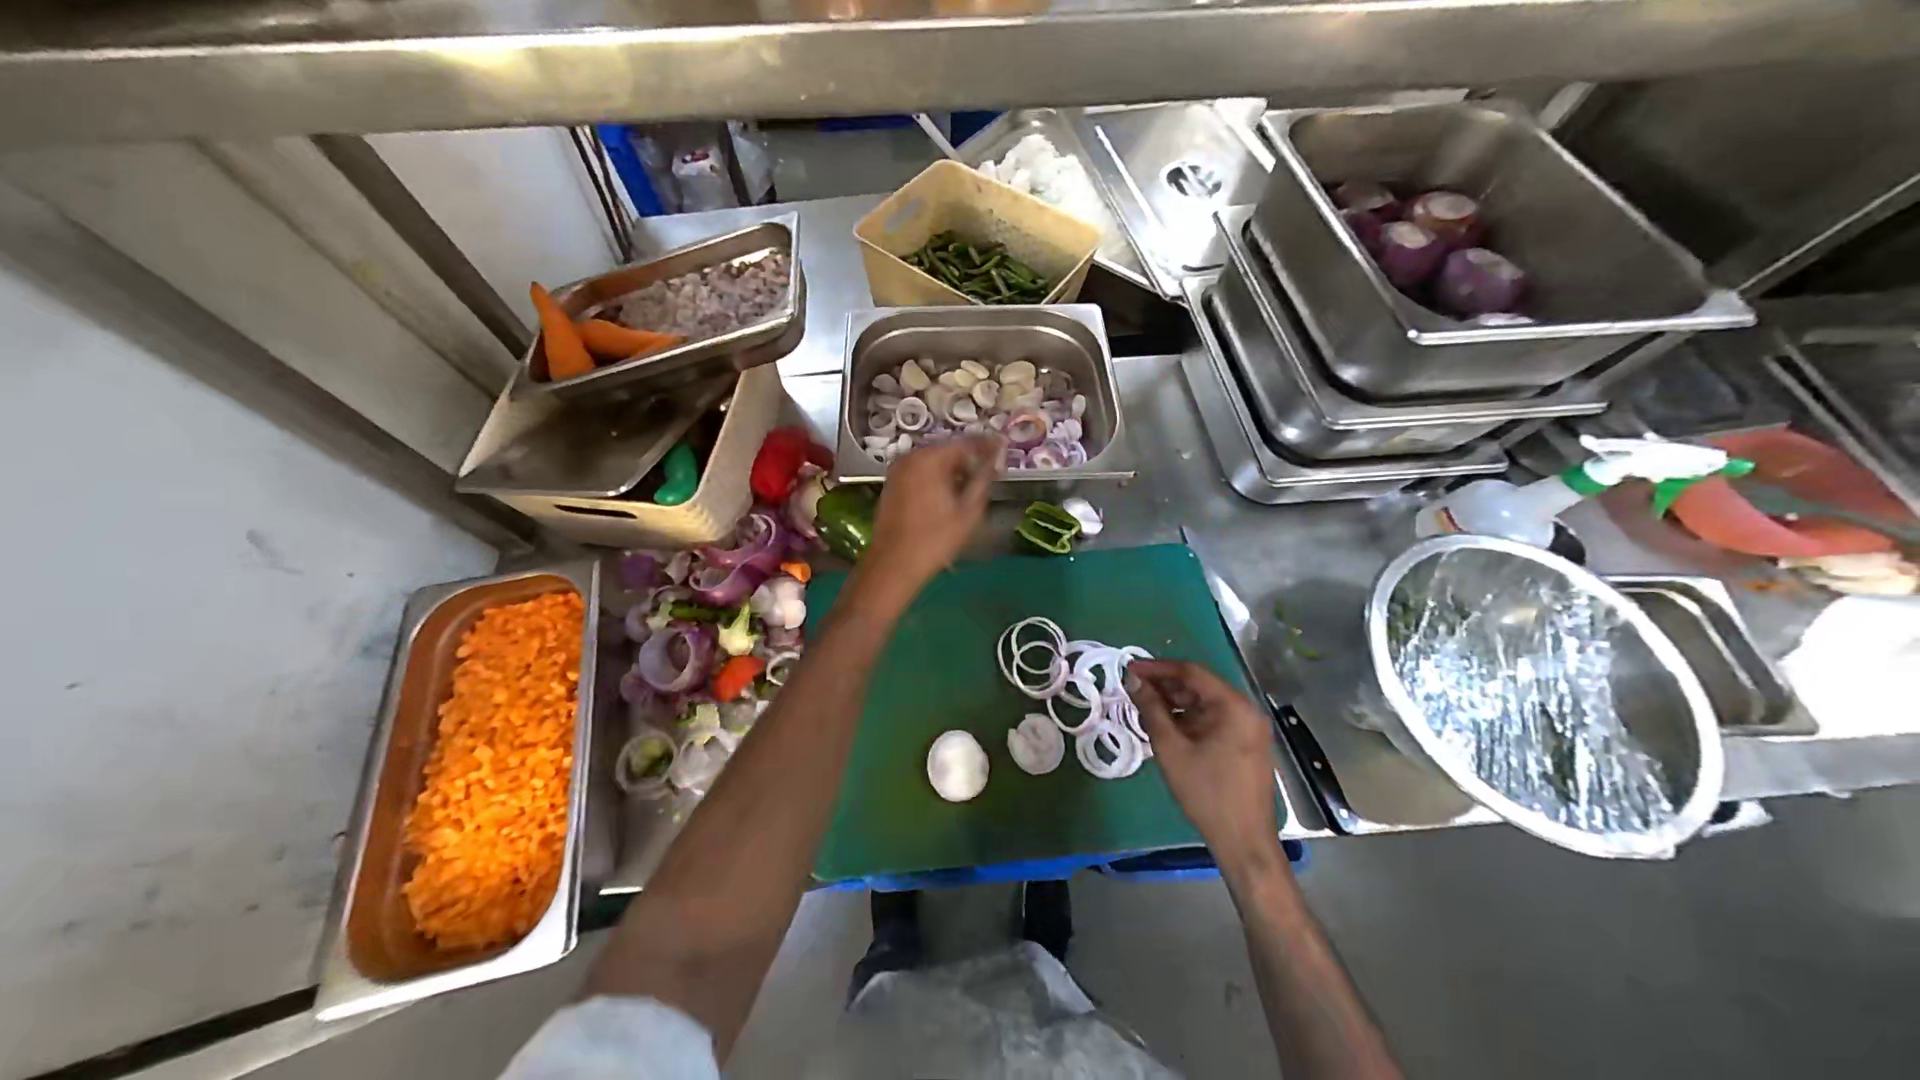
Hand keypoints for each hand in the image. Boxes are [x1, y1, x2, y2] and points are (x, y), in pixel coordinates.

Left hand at [859, 436, 1002, 598]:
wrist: (894, 564)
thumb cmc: (935, 539)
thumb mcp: (968, 511)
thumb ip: (983, 480)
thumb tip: (995, 461)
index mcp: (930, 459)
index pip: (966, 443)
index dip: (987, 445)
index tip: (1003, 445)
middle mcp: (911, 457)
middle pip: (947, 450)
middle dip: (969, 458)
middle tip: (990, 468)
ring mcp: (897, 470)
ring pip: (932, 462)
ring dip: (952, 469)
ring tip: (971, 484)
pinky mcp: (891, 484)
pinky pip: (919, 472)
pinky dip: (936, 477)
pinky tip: (948, 493)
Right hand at [1127, 659, 1281, 870]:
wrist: (1243, 840)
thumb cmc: (1206, 792)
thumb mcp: (1171, 748)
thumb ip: (1151, 709)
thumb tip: (1133, 679)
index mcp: (1234, 706)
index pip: (1192, 672)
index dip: (1158, 668)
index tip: (1129, 670)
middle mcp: (1246, 710)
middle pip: (1199, 686)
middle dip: (1165, 686)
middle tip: (1133, 690)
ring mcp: (1248, 727)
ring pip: (1205, 703)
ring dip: (1175, 703)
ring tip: (1144, 709)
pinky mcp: (1245, 743)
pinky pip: (1213, 719)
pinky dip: (1189, 719)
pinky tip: (1166, 726)